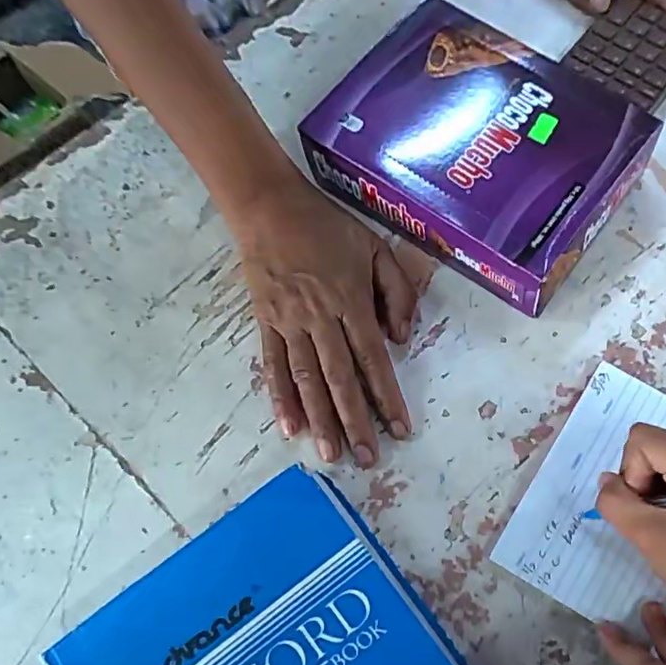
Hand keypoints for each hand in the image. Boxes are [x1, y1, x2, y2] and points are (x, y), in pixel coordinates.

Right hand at [233, 180, 416, 467]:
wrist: (267, 205)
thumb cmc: (327, 227)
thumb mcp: (375, 248)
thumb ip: (397, 293)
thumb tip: (400, 341)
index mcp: (351, 300)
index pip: (373, 359)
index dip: (387, 397)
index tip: (399, 430)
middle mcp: (320, 318)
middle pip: (340, 378)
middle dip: (355, 422)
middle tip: (366, 459)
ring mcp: (289, 323)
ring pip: (306, 379)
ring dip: (319, 419)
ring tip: (329, 454)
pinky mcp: (265, 324)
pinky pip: (273, 366)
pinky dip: (280, 398)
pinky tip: (289, 427)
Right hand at [594, 424, 665, 627]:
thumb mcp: (646, 535)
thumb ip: (615, 502)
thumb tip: (606, 480)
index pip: (642, 440)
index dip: (631, 474)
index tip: (648, 509)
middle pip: (650, 446)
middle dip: (640, 481)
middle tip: (656, 518)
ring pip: (656, 457)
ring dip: (649, 489)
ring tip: (665, 520)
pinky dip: (661, 491)